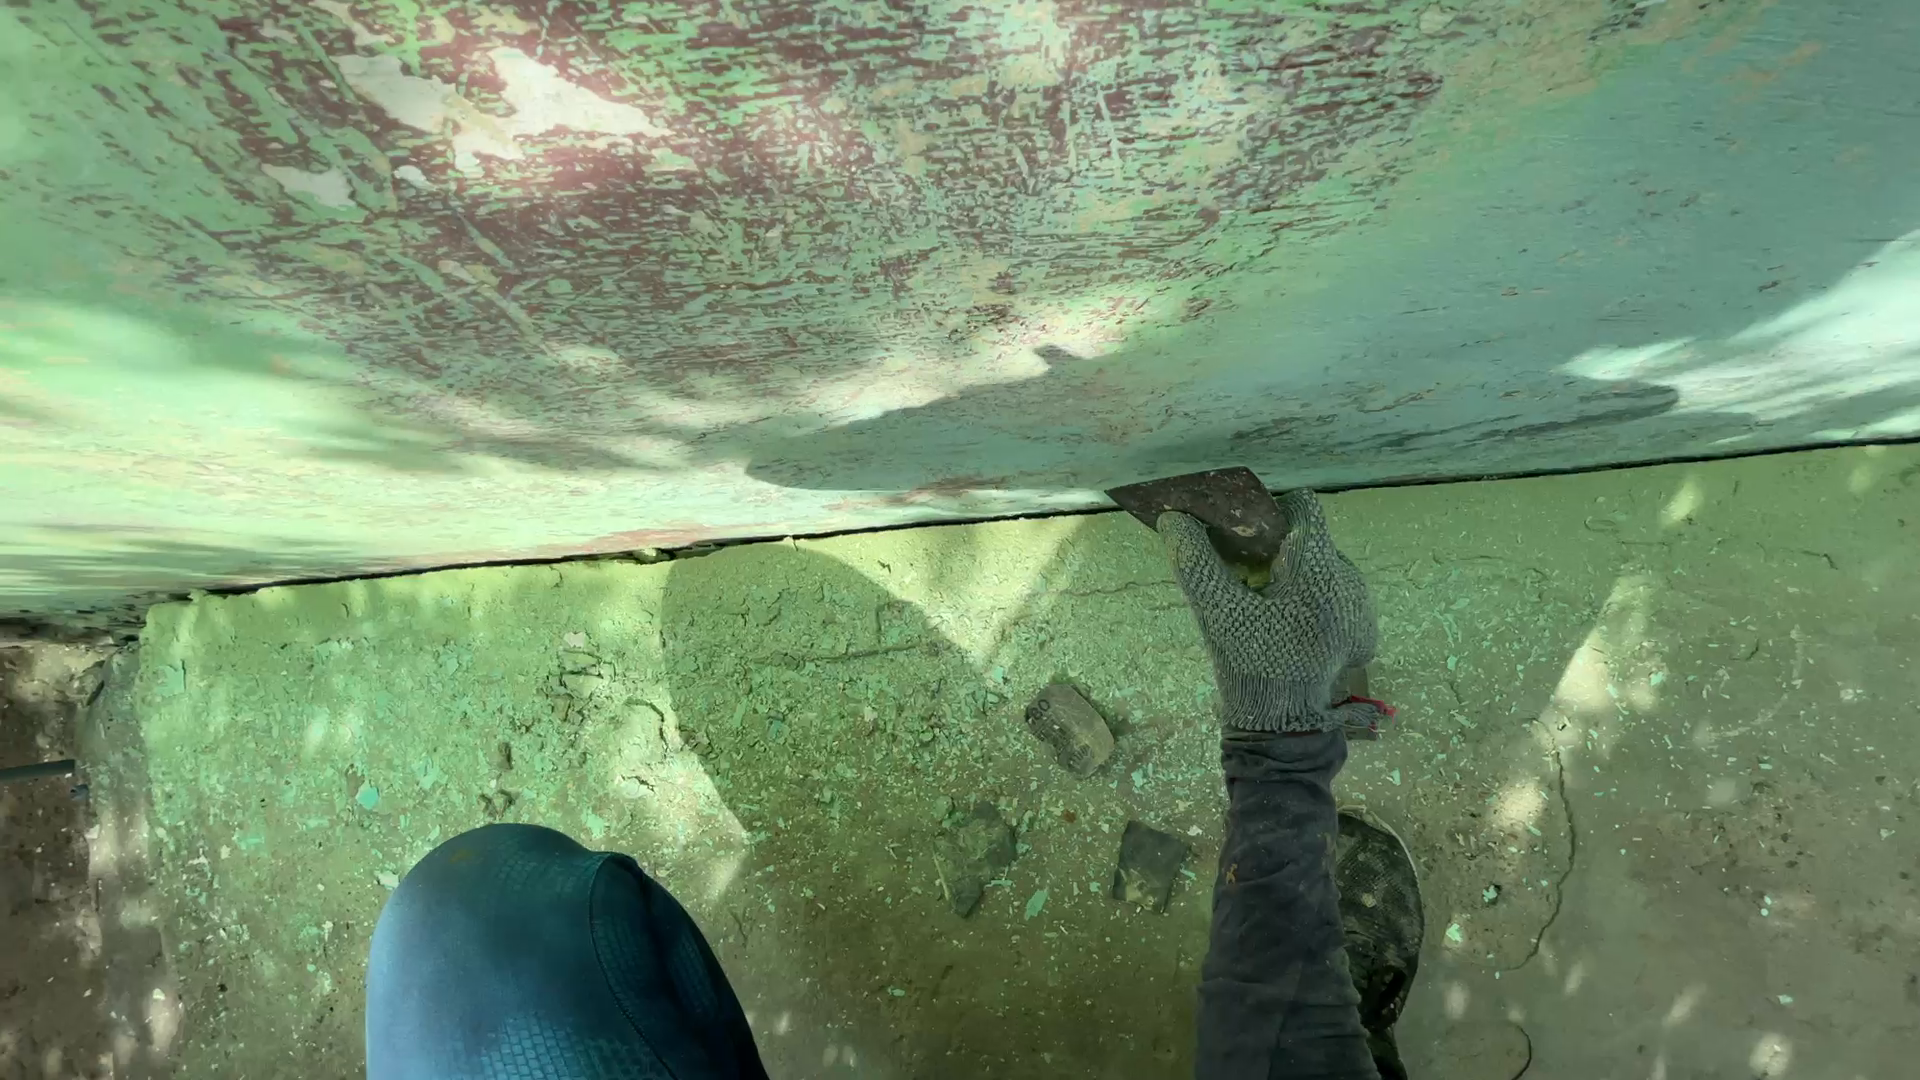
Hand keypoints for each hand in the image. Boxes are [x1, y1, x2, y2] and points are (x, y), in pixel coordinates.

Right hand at [1156, 490, 1388, 733]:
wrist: (1284, 725)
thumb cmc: (1249, 666)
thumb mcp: (1216, 612)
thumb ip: (1195, 561)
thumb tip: (1172, 517)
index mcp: (1320, 570)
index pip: (1302, 507)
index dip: (1267, 512)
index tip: (1240, 535)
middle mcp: (1351, 579)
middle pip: (1307, 537)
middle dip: (1273, 548)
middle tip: (1243, 577)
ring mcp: (1362, 604)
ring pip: (1319, 563)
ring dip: (1289, 572)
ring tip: (1264, 604)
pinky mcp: (1365, 625)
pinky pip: (1332, 590)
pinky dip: (1307, 595)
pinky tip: (1288, 622)